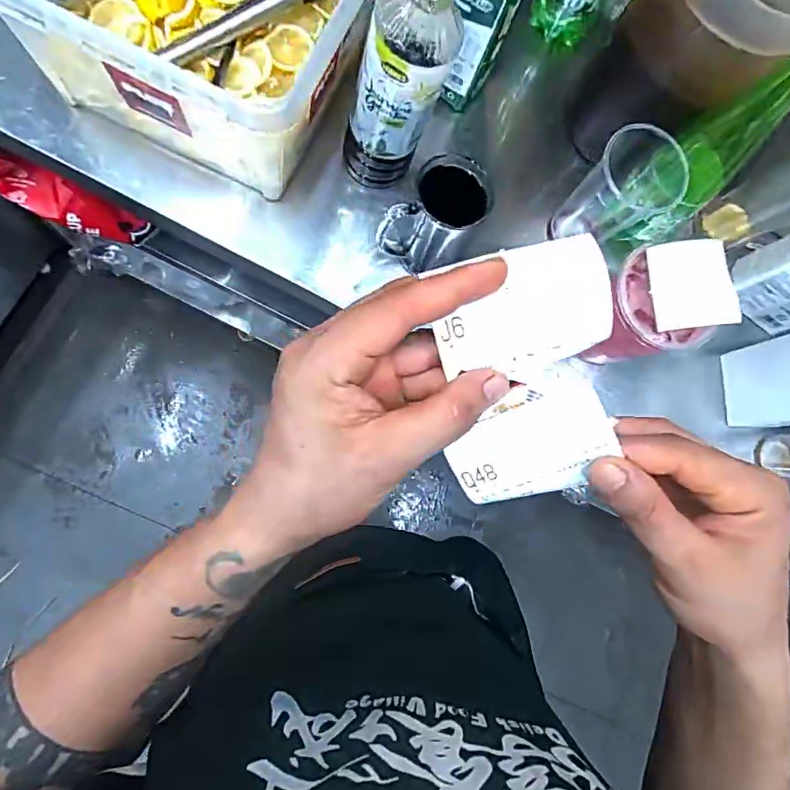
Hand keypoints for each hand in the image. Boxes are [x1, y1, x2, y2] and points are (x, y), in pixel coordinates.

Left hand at [224, 260, 509, 555]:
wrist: (281, 517)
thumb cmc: (317, 490)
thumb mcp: (387, 455)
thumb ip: (447, 416)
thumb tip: (495, 381)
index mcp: (325, 357)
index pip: (396, 309)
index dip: (450, 288)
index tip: (494, 272)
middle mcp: (334, 349)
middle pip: (404, 317)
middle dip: (458, 311)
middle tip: (508, 297)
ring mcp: (349, 367)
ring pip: (413, 346)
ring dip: (456, 352)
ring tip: (505, 348)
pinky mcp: (361, 385)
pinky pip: (410, 371)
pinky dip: (443, 378)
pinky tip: (476, 380)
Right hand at [588, 418, 789, 661]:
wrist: (736, 645)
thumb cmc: (723, 609)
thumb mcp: (683, 562)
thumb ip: (646, 511)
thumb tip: (602, 465)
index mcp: (755, 488)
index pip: (689, 456)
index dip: (640, 449)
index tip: (591, 450)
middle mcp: (741, 474)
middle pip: (678, 444)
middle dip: (631, 443)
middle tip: (583, 444)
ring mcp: (720, 482)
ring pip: (667, 451)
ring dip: (628, 451)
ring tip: (588, 452)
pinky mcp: (698, 493)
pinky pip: (661, 470)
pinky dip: (633, 468)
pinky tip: (607, 469)